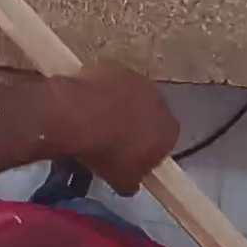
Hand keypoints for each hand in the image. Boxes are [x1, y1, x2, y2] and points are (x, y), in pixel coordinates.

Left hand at [51, 62, 179, 194]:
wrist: (79, 115)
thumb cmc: (106, 152)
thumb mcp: (123, 182)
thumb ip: (133, 180)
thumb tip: (130, 181)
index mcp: (168, 130)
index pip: (165, 142)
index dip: (147, 150)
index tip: (129, 157)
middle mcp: (159, 100)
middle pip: (149, 114)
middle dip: (134, 124)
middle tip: (111, 138)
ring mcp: (136, 78)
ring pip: (129, 95)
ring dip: (117, 105)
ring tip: (94, 119)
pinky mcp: (113, 65)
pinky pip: (109, 81)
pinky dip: (100, 90)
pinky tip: (84, 102)